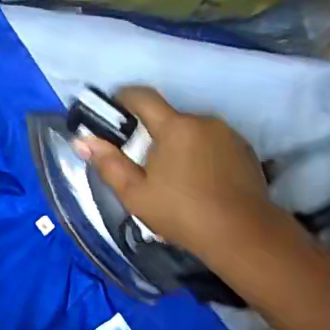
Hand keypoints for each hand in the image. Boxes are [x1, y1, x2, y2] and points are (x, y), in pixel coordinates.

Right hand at [76, 86, 278, 259]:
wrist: (240, 232)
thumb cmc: (181, 213)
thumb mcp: (135, 194)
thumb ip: (109, 164)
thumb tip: (83, 141)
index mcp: (174, 126)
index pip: (143, 96)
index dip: (123, 98)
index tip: (112, 110)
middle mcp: (204, 120)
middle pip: (170, 120)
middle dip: (154, 137)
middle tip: (144, 169)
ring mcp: (229, 134)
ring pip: (193, 134)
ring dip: (180, 149)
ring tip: (174, 183)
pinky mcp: (245, 150)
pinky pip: (214, 146)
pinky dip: (202, 159)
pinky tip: (200, 187)